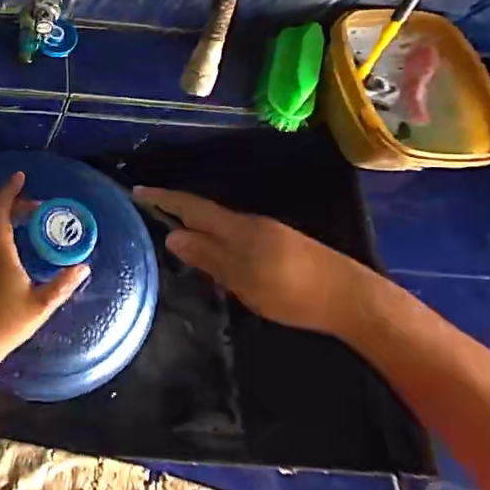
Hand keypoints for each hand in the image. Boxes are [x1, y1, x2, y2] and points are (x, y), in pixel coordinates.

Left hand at [0, 172, 88, 361]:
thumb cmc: (7, 322)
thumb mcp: (41, 303)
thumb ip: (62, 284)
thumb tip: (82, 267)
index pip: (1, 211)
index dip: (9, 191)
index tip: (20, 176)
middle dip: (16, 204)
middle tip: (40, 206)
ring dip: (9, 218)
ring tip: (32, 221)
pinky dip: (4, 231)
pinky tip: (19, 245)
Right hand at [132, 185, 382, 337]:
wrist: (351, 298)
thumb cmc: (293, 292)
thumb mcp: (244, 280)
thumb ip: (209, 257)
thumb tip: (173, 236)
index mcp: (238, 229)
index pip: (192, 207)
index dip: (164, 199)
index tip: (137, 191)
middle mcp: (251, 223)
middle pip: (205, 212)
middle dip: (176, 209)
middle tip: (150, 212)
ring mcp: (268, 233)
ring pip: (222, 225)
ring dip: (197, 225)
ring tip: (176, 235)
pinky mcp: (280, 245)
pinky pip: (236, 235)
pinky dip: (216, 238)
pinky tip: (216, 254)